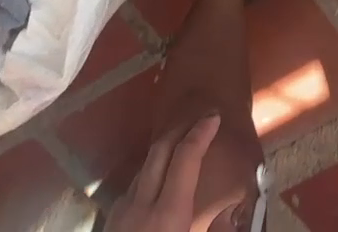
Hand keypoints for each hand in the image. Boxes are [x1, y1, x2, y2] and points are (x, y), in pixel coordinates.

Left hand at [109, 114, 220, 231]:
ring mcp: (121, 211)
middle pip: (160, 151)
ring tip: (179, 147)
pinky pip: (132, 188)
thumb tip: (229, 213)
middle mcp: (141, 204)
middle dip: (180, 129)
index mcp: (168, 214)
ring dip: (163, 151)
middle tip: (199, 119)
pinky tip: (156, 183)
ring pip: (143, 168)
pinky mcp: (109, 220)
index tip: (214, 116)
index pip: (185, 159)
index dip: (200, 133)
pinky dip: (148, 175)